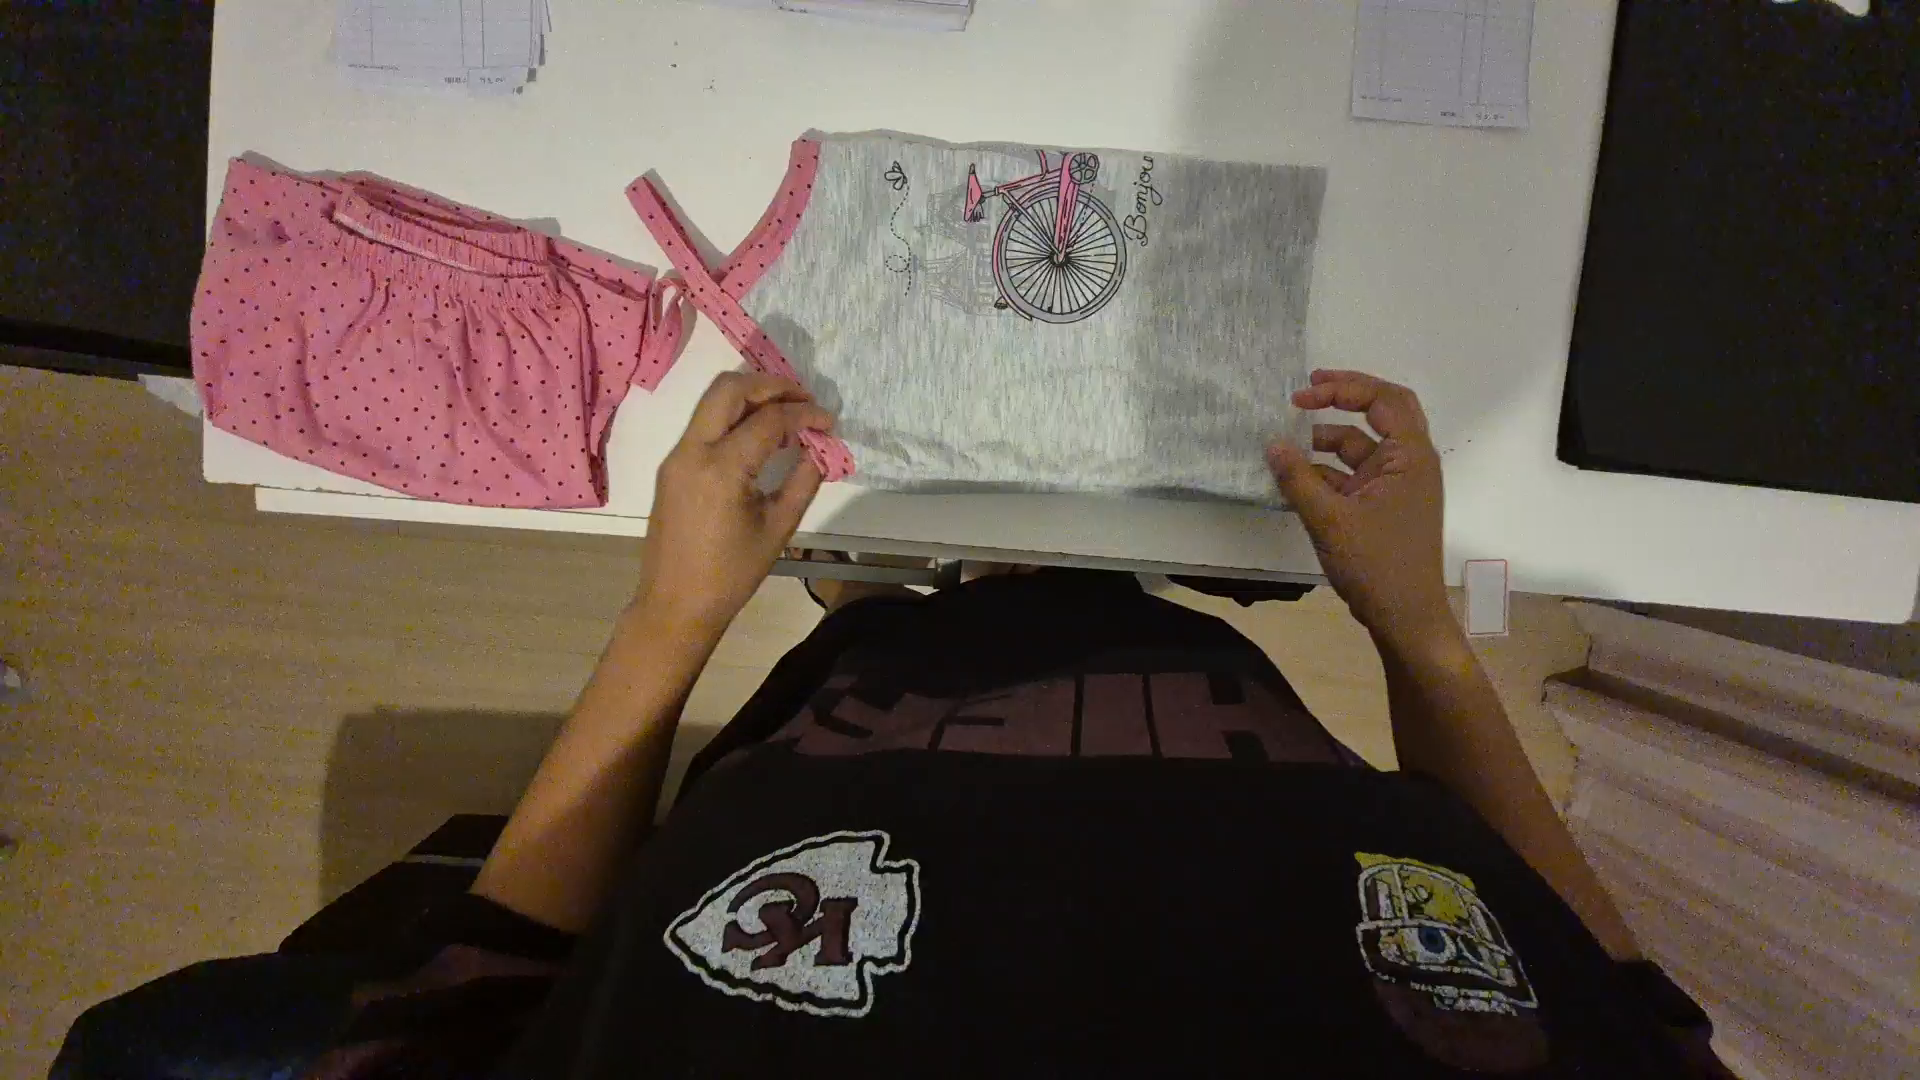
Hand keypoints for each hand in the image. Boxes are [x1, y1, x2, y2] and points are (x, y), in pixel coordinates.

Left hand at [635, 373, 833, 635]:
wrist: (676, 603)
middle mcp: (693, 451)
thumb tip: (821, 450)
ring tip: (787, 414)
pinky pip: (705, 424)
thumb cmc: (732, 574)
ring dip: (751, 397)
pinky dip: (735, 417)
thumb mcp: (779, 528)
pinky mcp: (672, 466)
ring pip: (712, 400)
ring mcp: (677, 456)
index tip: (829, 423)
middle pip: (730, 388)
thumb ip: (803, 481)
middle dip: (771, 385)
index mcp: (721, 469)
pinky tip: (761, 436)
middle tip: (804, 400)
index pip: (769, 420)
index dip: (804, 414)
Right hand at [1267, 370, 1453, 652]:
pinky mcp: (1378, 507)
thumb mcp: (1330, 520)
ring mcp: (1393, 486)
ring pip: (1357, 448)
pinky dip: (1321, 473)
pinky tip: (1291, 481)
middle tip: (1300, 394)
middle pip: (1377, 415)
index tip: (1301, 395)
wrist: (1403, 616)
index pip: (1385, 400)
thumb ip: (1298, 479)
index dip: (1344, 388)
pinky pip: (1348, 476)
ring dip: (1322, 444)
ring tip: (1284, 447)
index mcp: (1411, 458)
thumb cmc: (1377, 564)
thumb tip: (1272, 444)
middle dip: (1340, 400)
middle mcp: (1407, 464)